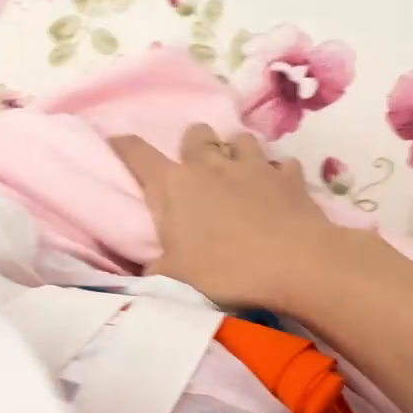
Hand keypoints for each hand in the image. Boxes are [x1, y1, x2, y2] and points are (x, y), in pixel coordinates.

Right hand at [109, 124, 364, 312]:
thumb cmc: (225, 270)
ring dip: (235, 152)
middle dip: (193, 145)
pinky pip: (279, 163)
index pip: (136, 153)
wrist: (296, 264)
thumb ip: (157, 266)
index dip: (121, 145)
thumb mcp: (174, 278)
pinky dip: (275, 173)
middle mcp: (210, 165)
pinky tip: (275, 190)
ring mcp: (253, 166)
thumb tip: (149, 269)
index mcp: (173, 186)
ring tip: (236, 174)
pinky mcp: (289, 176)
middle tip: (194, 170)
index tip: (115, 141)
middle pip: (195, 134)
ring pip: (240, 139)